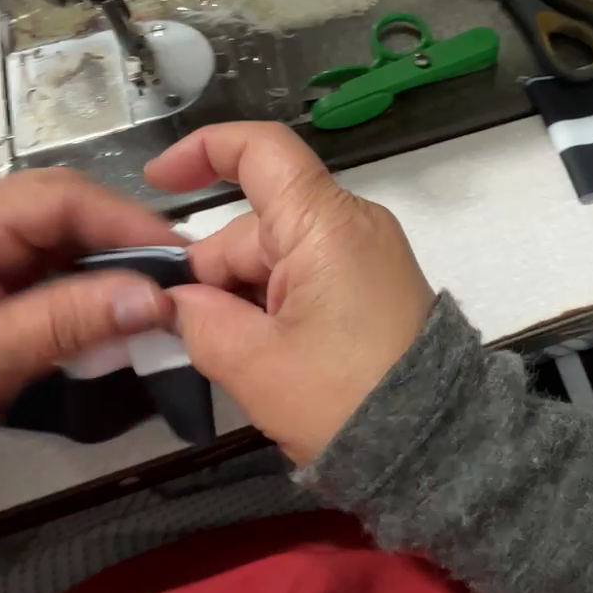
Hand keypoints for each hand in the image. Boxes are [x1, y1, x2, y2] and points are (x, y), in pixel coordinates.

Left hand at [0, 169, 184, 441]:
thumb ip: (70, 321)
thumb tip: (157, 298)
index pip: (60, 197)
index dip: (128, 221)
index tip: (181, 259)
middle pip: (68, 212)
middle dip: (126, 243)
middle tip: (177, 283)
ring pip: (65, 239)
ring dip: (110, 267)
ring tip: (153, 300)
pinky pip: (50, 266)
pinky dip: (86, 287)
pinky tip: (113, 313)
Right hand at [144, 123, 433, 464]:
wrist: (436, 443)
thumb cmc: (345, 397)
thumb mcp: (256, 364)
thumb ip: (201, 322)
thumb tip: (178, 301)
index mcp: (326, 224)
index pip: (263, 150)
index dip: (204, 150)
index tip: (156, 182)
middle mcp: (352, 223)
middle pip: (258, 224)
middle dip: (214, 273)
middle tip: (191, 339)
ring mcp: (367, 253)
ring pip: (278, 255)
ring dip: (244, 298)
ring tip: (240, 359)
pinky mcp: (374, 282)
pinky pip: (308, 275)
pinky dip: (276, 304)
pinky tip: (266, 352)